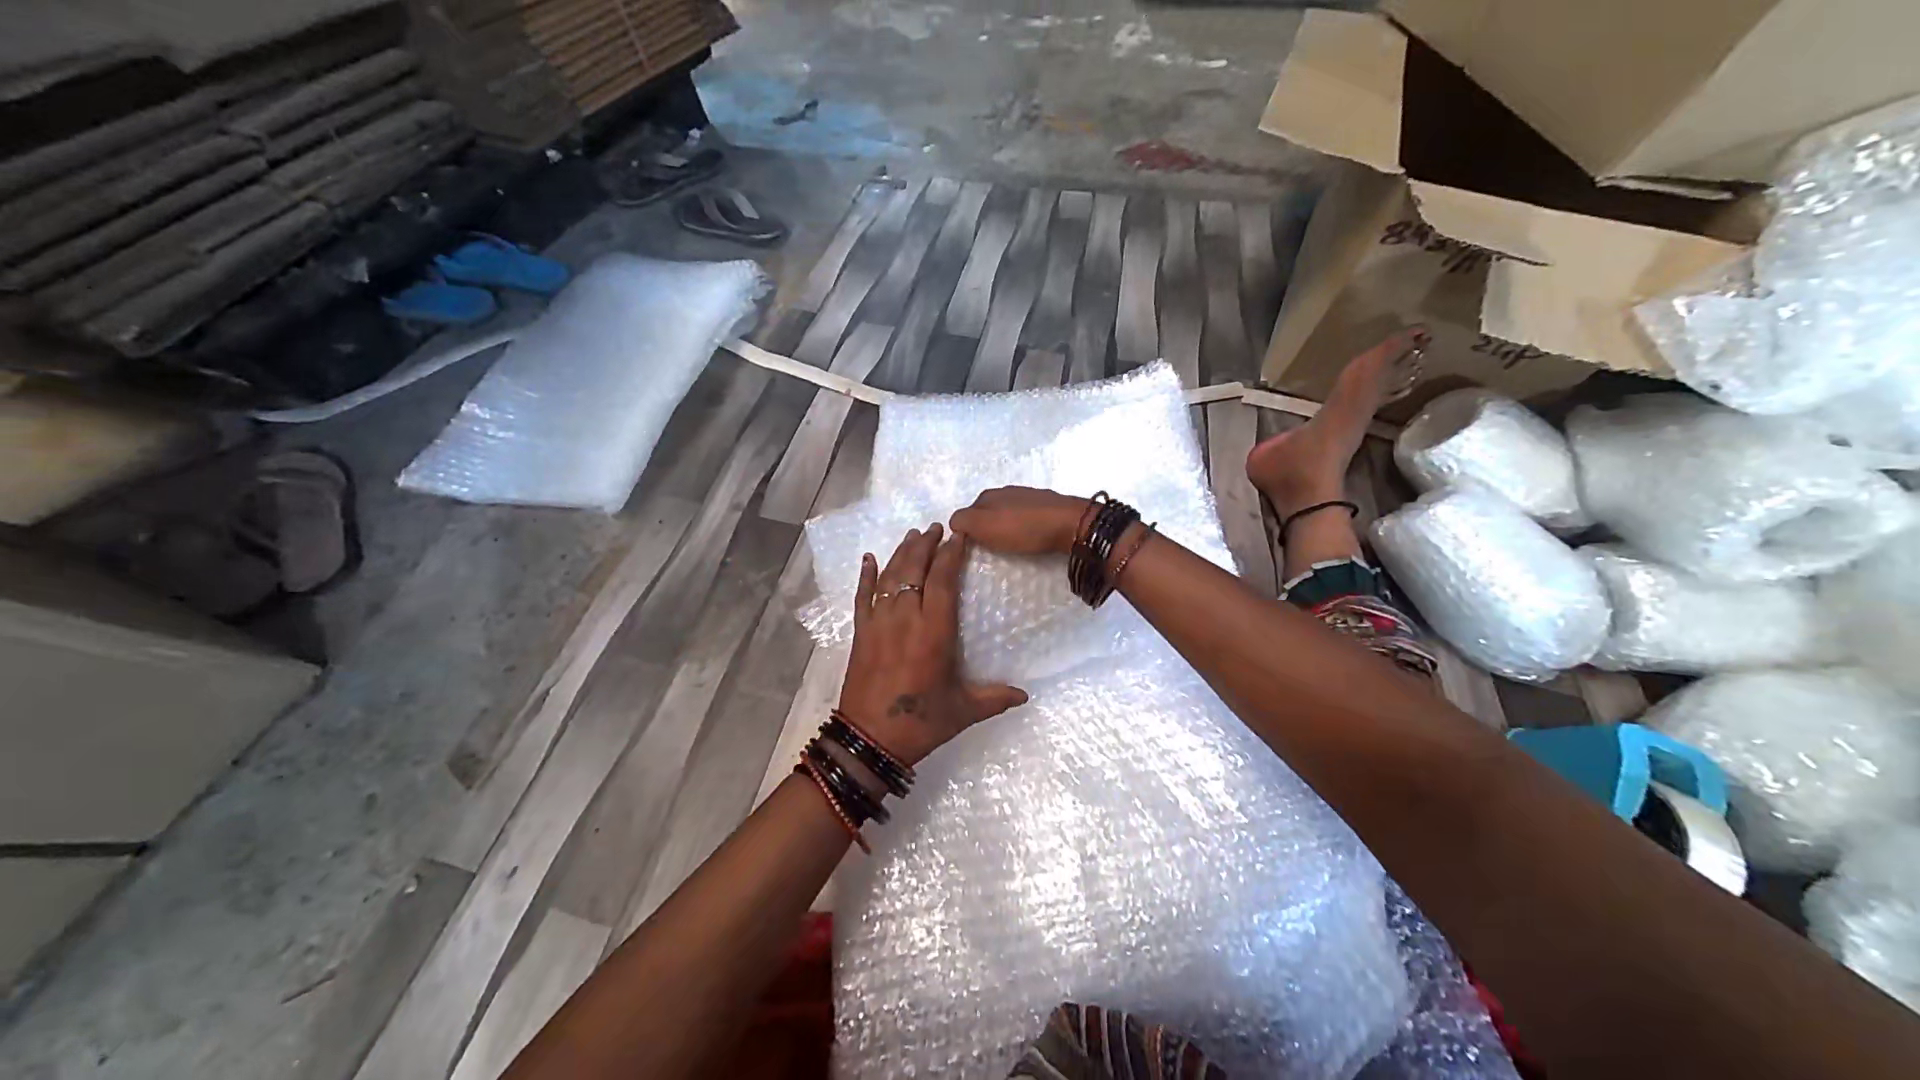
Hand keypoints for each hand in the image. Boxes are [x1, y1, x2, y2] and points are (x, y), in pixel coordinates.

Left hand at [838, 523, 1027, 765]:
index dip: (951, 554)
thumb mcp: (964, 710)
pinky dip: (865, 576)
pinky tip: (869, 558)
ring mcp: (878, 623)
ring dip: (901, 553)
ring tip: (913, 535)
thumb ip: (995, 698)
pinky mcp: (860, 633)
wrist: (868, 739)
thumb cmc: (921, 723)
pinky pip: (862, 596)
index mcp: (934, 631)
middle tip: (937, 527)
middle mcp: (905, 618)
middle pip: (914, 569)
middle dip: (926, 545)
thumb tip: (1025, 696)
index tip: (959, 536)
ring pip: (889, 577)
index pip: (943, 580)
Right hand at [948, 486, 1088, 556]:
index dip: (967, 532)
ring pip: (1006, 515)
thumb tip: (953, 522)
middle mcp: (1005, 491)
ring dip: (1005, 528)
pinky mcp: (1046, 506)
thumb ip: (963, 521)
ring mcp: (1027, 497)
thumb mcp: (983, 525)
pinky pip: (1025, 518)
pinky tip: (1030, 537)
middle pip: (986, 514)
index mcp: (987, 495)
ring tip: (1011, 545)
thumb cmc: (1023, 528)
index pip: (965, 514)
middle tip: (992, 549)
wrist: (1069, 523)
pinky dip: (1023, 528)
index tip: (974, 549)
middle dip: (986, 529)